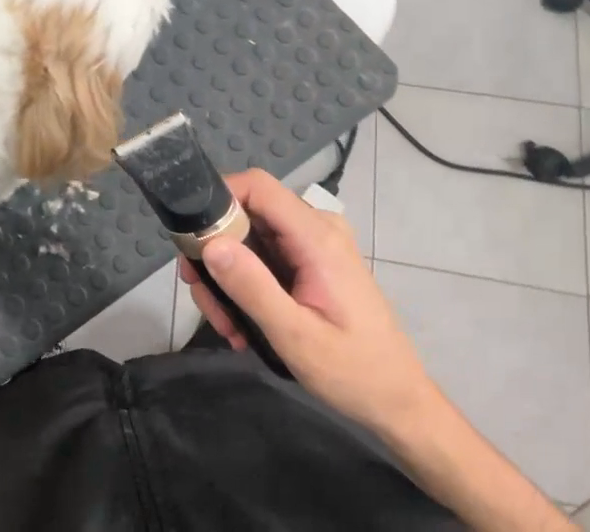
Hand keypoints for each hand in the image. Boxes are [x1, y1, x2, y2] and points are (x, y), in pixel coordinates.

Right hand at [179, 169, 439, 436]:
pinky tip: (241, 322)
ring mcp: (312, 245)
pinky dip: (241, 283)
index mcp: (317, 238)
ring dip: (224, 277)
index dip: (216, 197)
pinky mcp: (307, 261)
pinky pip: (259, 255)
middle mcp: (316, 229)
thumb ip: (252, 287)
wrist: (398, 403)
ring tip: (226, 324)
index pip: (256, 186)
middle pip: (243, 213)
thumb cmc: (354, 372)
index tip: (191, 238)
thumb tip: (210, 244)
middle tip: (203, 298)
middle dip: (213, 253)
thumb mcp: (296, 336)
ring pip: (245, 237)